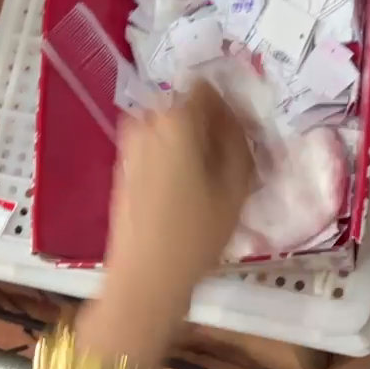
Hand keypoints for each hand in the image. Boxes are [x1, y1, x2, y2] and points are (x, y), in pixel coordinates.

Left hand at [102, 81, 252, 316]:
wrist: (145, 278)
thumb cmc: (194, 237)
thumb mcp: (234, 193)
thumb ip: (241, 147)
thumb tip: (239, 127)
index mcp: (177, 119)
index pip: (210, 90)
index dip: (231, 112)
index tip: (245, 141)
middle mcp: (148, 121)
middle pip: (189, 111)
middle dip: (211, 132)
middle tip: (231, 168)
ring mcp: (130, 145)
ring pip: (172, 134)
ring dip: (194, 150)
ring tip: (211, 188)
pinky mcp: (124, 169)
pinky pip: (157, 153)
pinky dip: (175, 164)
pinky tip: (187, 199)